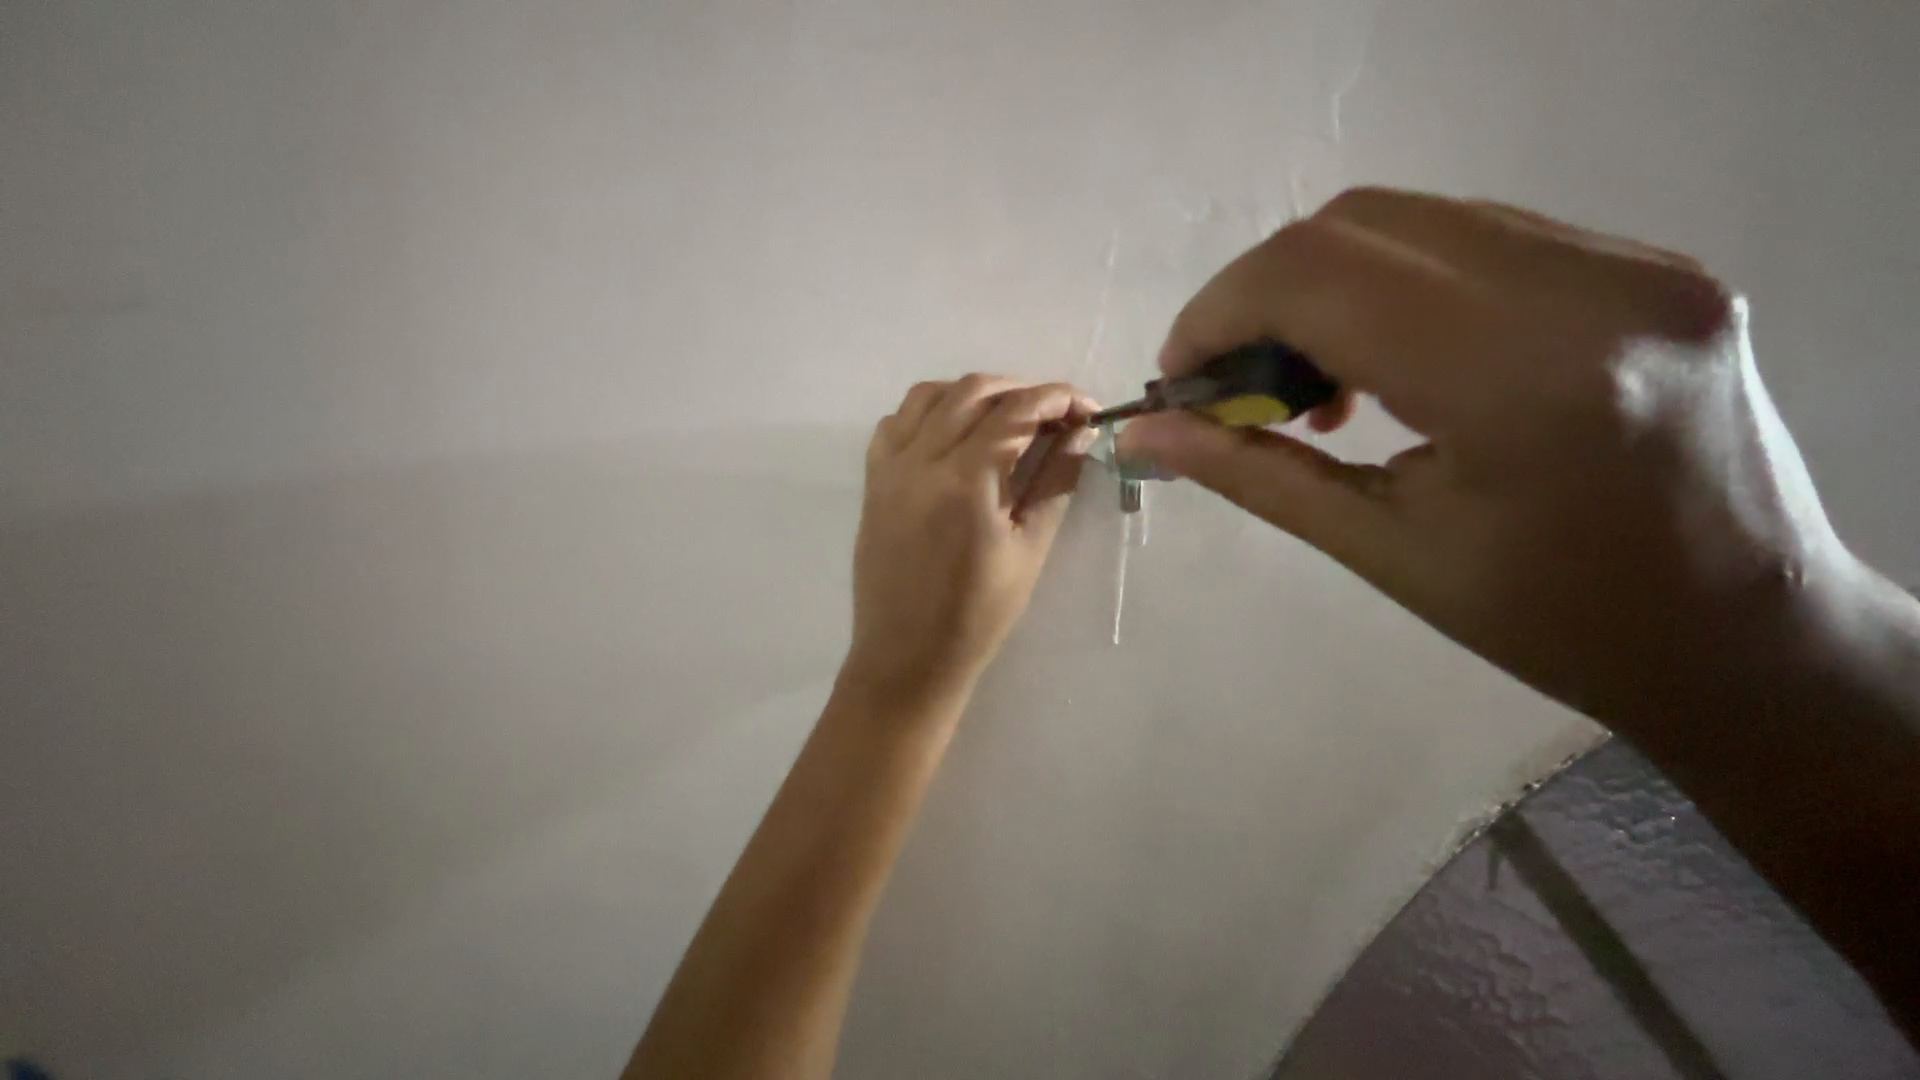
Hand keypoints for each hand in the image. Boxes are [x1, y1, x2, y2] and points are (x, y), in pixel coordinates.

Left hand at [845, 375, 1096, 706]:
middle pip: (972, 392)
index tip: (1087, 407)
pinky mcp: (873, 481)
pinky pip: (897, 422)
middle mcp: (921, 461)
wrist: (907, 656)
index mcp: (966, 481)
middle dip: (1020, 389)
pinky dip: (929, 411)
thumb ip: (1054, 483)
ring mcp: (890, 468)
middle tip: (1054, 413)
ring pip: (929, 395)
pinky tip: (953, 433)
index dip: (1057, 399)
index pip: (1016, 412)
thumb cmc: (978, 615)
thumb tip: (1081, 433)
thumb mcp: (1029, 550)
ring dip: (973, 393)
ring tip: (1006, 415)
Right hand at [1118, 188, 1846, 725]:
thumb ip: (1252, 475)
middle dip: (1259, 297)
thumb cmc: (1552, 623)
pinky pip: (1470, 238)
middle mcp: (1592, 290)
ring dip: (1321, 289)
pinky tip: (1386, 362)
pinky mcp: (1649, 262)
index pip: (1320, 278)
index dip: (1218, 313)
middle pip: (1356, 227)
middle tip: (1234, 385)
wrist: (1748, 636)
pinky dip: (1389, 286)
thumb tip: (1143, 433)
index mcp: (1523, 383)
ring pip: (1409, 221)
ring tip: (1310, 385)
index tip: (1180, 379)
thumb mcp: (1382, 552)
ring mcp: (1636, 263)